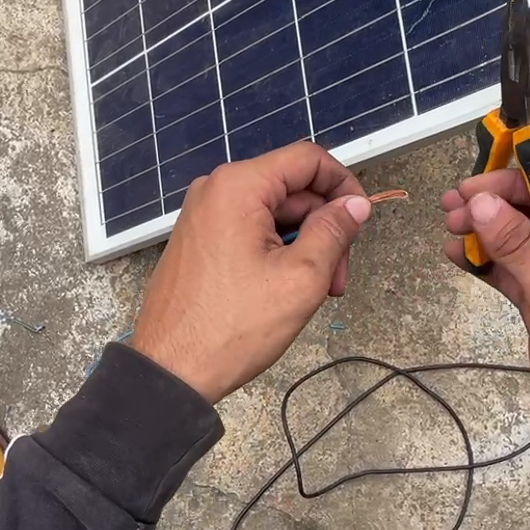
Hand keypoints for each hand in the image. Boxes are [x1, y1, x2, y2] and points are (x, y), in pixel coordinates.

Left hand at [131, 143, 370, 402]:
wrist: (170, 370)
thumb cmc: (231, 328)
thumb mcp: (301, 278)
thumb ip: (334, 232)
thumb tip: (355, 205)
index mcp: (238, 186)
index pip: (308, 159)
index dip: (344, 185)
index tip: (360, 222)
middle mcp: (216, 190)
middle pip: (292, 190)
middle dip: (324, 229)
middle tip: (337, 278)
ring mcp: (204, 216)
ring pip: (274, 215)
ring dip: (304, 246)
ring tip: (316, 293)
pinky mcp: (200, 241)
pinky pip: (251, 232)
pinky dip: (277, 253)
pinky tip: (287, 290)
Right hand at [442, 172, 529, 529]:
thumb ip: (518, 246)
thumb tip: (479, 203)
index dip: (513, 184)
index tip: (471, 185)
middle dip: (492, 208)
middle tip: (451, 207)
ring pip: (518, 244)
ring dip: (484, 235)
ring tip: (448, 227)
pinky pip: (511, 275)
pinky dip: (485, 265)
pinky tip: (457, 255)